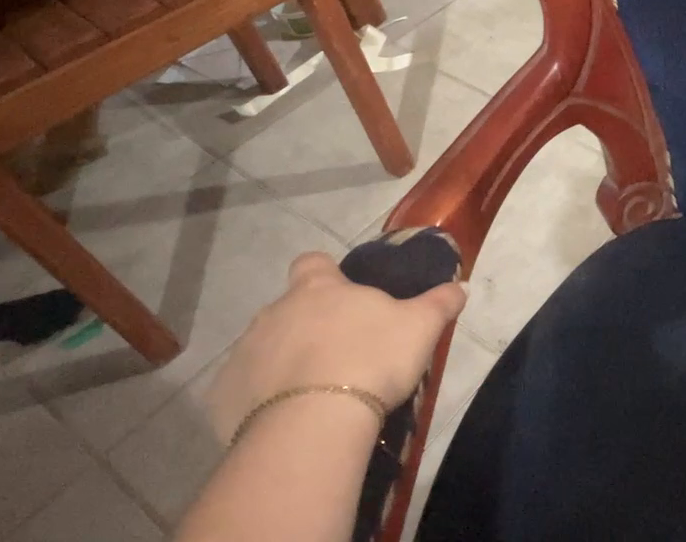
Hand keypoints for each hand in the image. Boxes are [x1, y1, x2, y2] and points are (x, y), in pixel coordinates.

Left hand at [206, 252, 467, 442]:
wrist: (312, 424)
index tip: (341, 292)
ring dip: (284, 361)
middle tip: (340, 351)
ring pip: (264, 348)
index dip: (325, 273)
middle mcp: (273, 313)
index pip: (312, 262)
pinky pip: (243, 390)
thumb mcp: (421, 326)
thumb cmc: (371, 359)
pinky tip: (287, 417)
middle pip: (287, 309)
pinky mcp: (223, 397)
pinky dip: (261, 400)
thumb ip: (441, 302)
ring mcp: (243, 354)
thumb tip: (462, 286)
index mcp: (317, 289)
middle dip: (307, 325)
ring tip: (316, 390)